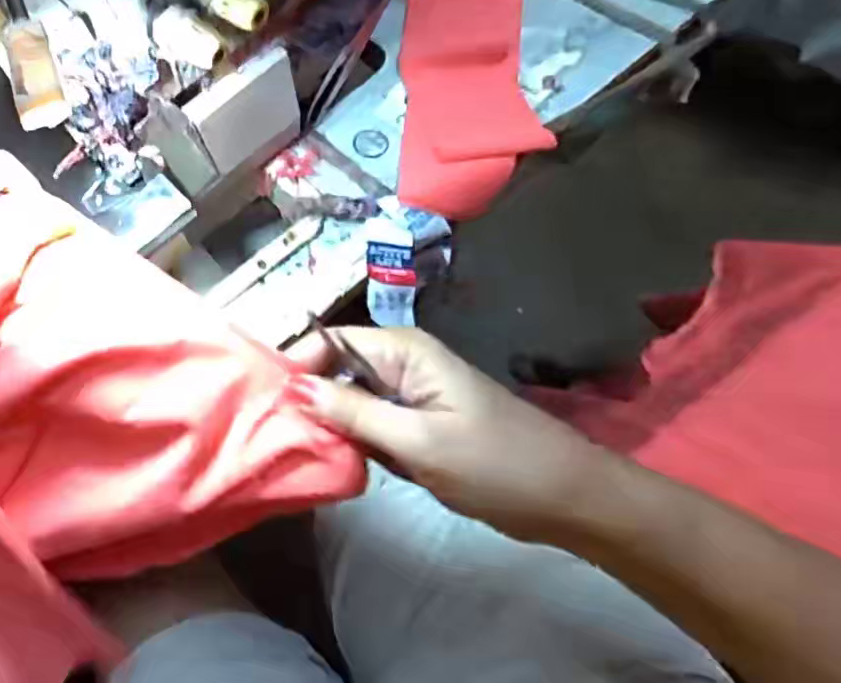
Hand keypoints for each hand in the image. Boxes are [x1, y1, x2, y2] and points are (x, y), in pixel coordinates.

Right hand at [286, 326, 621, 541]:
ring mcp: (409, 391)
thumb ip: (353, 413)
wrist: (570, 501)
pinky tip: (343, 458)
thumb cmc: (495, 464)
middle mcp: (401, 361)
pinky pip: (370, 419)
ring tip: (307, 446)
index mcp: (403, 349)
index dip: (299, 362)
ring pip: (350, 396)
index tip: (271, 398)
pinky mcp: (416, 419)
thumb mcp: (418, 442)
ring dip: (333, 421)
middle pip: (336, 367)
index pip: (332, 340)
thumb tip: (294, 388)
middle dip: (312, 396)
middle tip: (285, 430)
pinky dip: (356, 437)